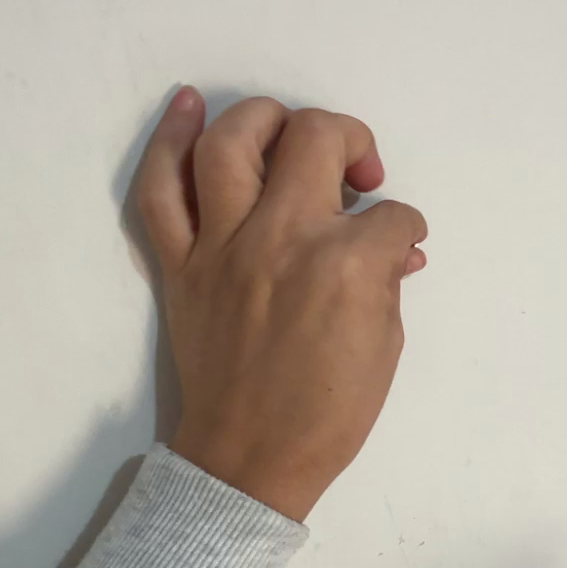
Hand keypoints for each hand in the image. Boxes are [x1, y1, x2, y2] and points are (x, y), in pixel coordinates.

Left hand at [133, 88, 427, 520]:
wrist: (252, 459)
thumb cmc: (330, 413)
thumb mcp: (385, 346)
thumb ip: (389, 283)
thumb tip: (394, 249)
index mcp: (347, 264)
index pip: (393, 214)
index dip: (406, 225)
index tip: (401, 242)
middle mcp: (284, 236)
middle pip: (316, 138)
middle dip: (351, 141)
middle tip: (357, 174)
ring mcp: (224, 245)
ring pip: (234, 141)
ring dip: (267, 119)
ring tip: (287, 131)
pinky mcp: (180, 263)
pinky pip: (161, 189)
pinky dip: (170, 140)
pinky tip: (189, 107)